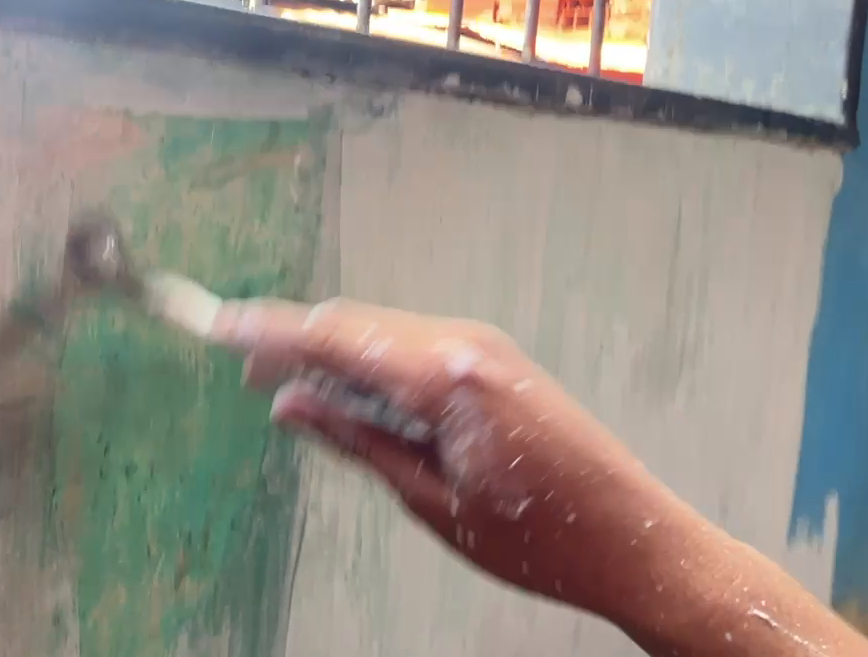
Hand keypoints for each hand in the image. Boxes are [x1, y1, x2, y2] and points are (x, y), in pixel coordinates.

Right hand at [212, 300, 700, 623]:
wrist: (649, 545)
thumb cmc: (541, 541)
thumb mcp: (431, 499)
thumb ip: (353, 439)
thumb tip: (285, 404)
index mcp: (445, 377)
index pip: (332, 337)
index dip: (267, 330)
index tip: (218, 324)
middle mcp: (458, 341)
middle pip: (347, 321)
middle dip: (288, 338)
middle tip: (243, 366)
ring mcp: (475, 340)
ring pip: (371, 326)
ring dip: (323, 346)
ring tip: (281, 378)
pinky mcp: (485, 352)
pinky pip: (402, 339)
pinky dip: (360, 355)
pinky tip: (340, 382)